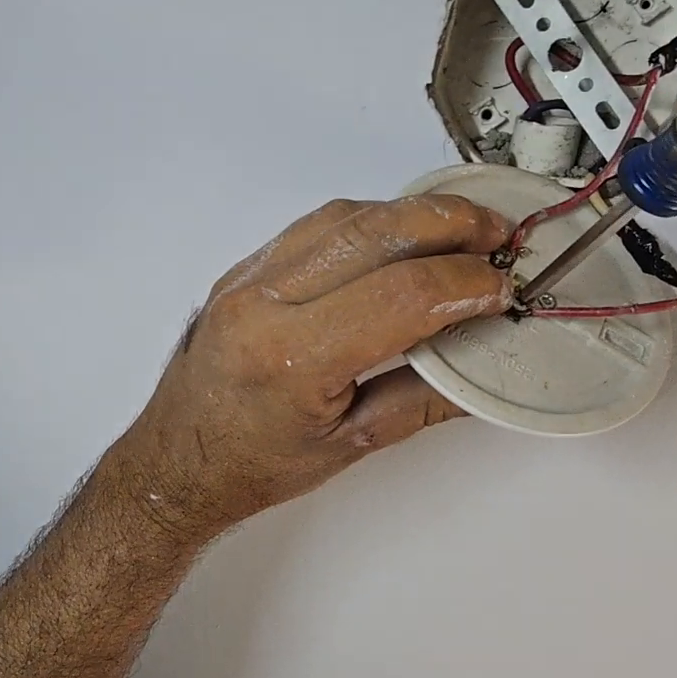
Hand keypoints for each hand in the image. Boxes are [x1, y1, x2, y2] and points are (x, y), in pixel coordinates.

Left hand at [105, 196, 514, 544]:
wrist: (177, 461)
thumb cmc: (249, 464)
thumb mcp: (348, 445)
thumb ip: (423, 396)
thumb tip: (479, 355)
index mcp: (290, 358)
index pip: (398, 296)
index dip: (463, 283)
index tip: (499, 286)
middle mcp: (261, 305)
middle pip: (371, 234)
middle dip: (447, 221)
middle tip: (494, 232)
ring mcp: (246, 281)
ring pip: (341, 218)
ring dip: (408, 213)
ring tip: (457, 227)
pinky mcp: (242, 272)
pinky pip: (313, 227)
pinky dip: (366, 221)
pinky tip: (397, 235)